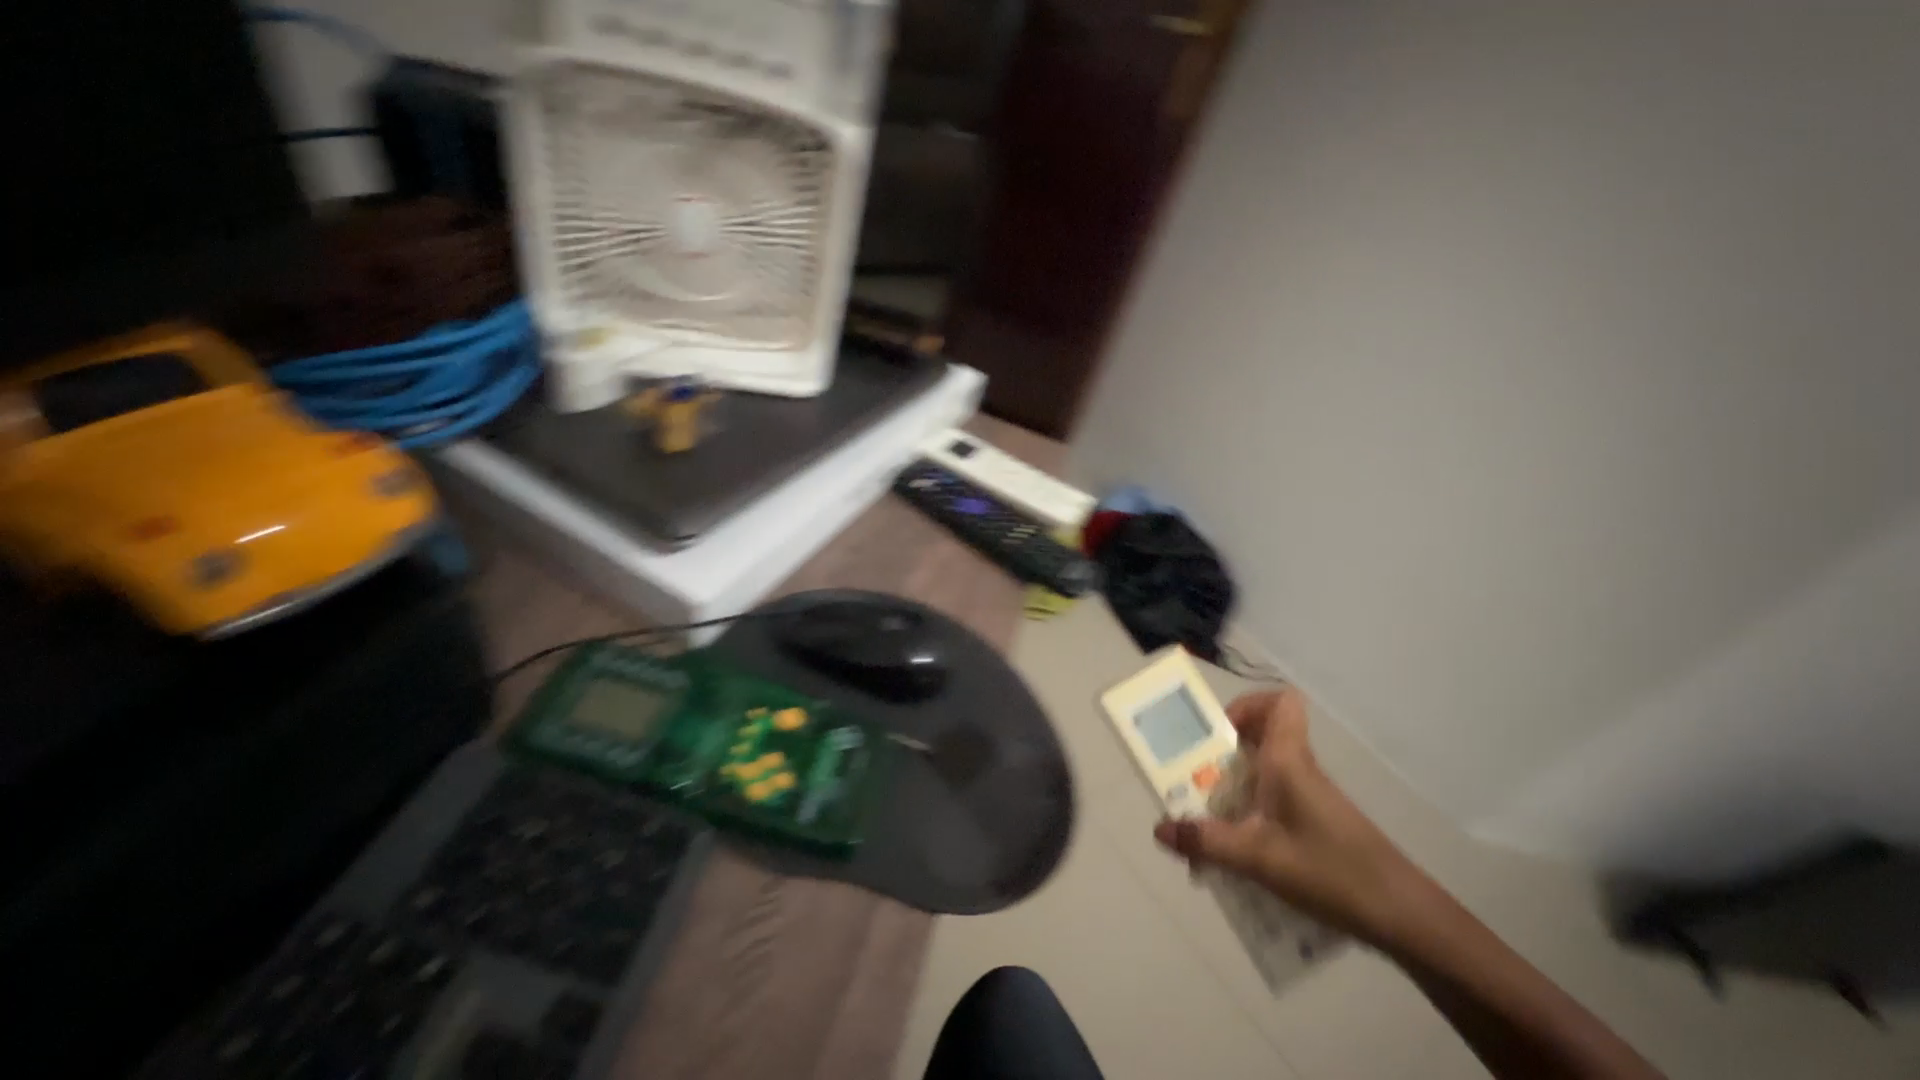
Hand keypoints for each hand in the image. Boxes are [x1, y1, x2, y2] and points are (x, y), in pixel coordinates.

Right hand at [1152, 688, 1445, 951]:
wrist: (1400, 914)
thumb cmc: (1330, 870)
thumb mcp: (1258, 858)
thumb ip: (1207, 841)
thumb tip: (1160, 829)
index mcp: (1289, 761)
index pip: (1280, 701)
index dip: (1247, 705)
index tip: (1215, 734)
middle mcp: (1299, 770)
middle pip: (1262, 737)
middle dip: (1221, 755)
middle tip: (1193, 782)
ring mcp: (1310, 799)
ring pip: (1264, 774)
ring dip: (1231, 791)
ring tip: (1204, 826)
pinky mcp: (1316, 826)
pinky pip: (1273, 805)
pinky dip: (1249, 819)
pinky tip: (1235, 857)